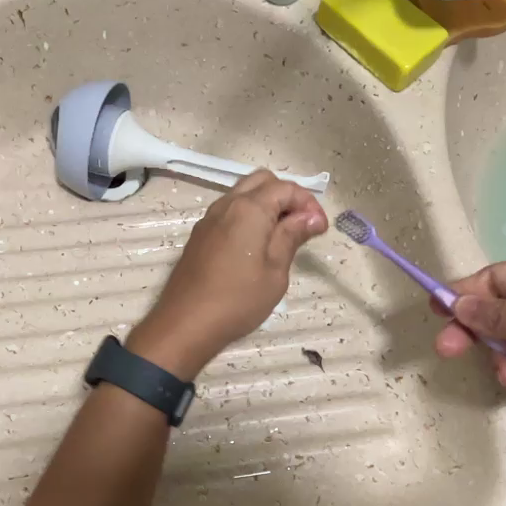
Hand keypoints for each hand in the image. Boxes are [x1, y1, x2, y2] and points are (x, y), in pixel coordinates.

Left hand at [128, 171, 327, 379]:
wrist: (185, 323)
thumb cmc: (238, 299)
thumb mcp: (276, 271)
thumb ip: (292, 236)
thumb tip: (312, 216)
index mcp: (249, 209)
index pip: (286, 188)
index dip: (309, 203)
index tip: (320, 228)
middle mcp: (227, 204)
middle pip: (262, 182)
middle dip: (287, 196)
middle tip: (302, 226)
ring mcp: (210, 218)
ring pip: (243, 193)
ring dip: (267, 204)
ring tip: (283, 236)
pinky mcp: (201, 234)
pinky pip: (230, 211)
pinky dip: (249, 215)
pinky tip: (258, 244)